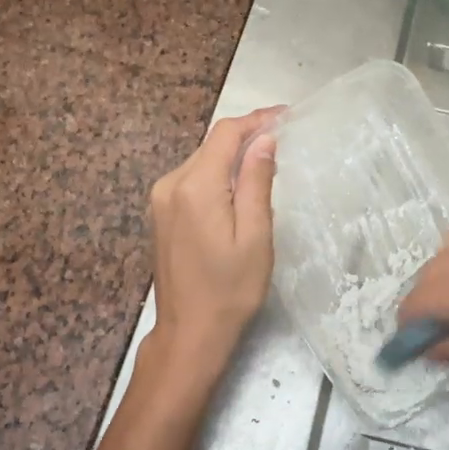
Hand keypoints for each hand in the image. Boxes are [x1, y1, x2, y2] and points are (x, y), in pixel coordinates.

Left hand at [145, 107, 282, 374]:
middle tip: (285, 136)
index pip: (226, 134)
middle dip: (248, 135)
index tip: (286, 115)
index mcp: (195, 187)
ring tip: (270, 160)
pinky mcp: (162, 213)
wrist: (189, 334)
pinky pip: (194, 179)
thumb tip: (264, 140)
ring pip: (203, 160)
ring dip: (234, 155)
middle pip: (212, 144)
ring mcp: (162, 199)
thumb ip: (258, 183)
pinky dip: (219, 173)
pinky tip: (242, 185)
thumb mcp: (255, 236)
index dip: (257, 119)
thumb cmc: (230, 290)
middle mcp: (172, 184)